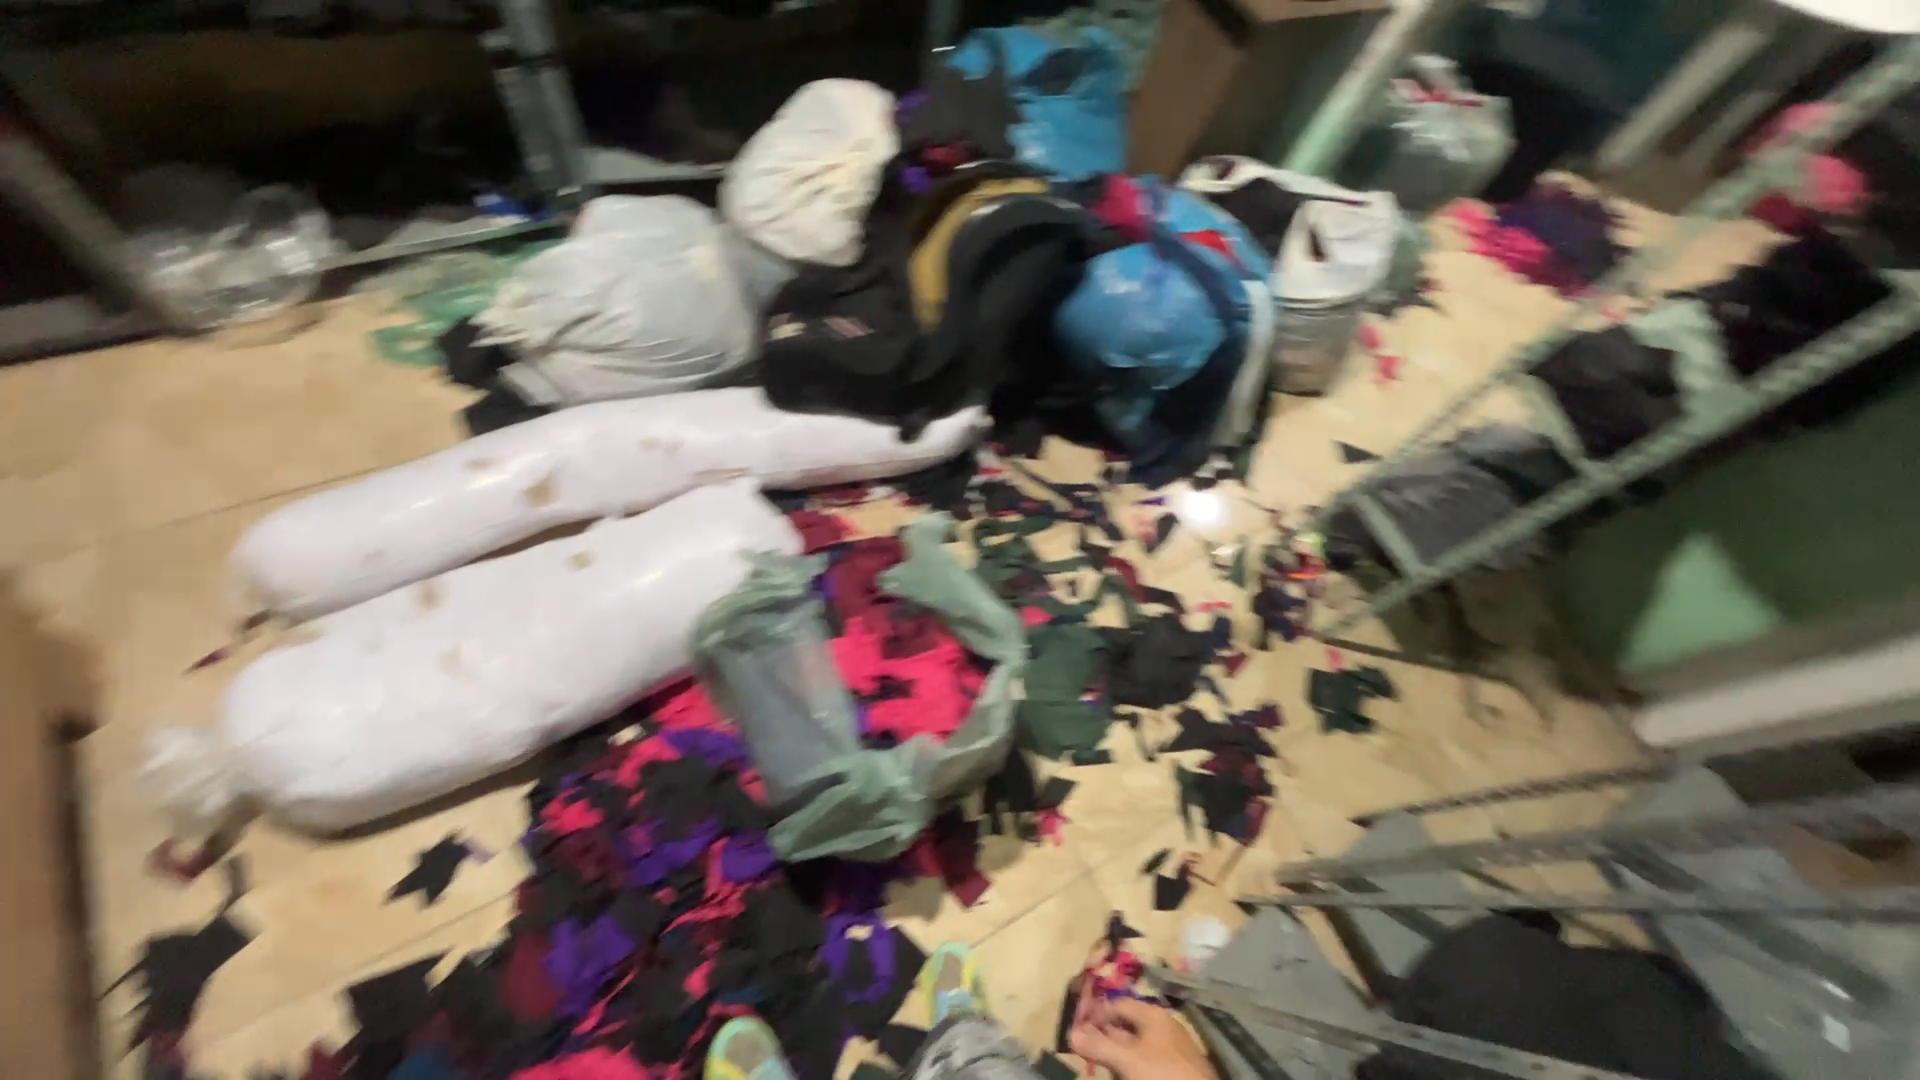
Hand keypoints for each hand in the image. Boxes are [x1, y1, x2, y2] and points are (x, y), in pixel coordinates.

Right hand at [1069, 993, 1216, 1079]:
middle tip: (1084, 1048)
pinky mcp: (1174, 1069)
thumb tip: (1070, 1033)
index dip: (1096, 1013)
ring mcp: (1170, 1049)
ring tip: (1100, 1064)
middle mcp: (1162, 1026)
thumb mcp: (1128, 1061)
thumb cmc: (1164, 1074)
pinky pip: (1145, 1061)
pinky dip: (1130, 1065)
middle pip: (1125, 1025)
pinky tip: (1121, 1073)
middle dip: (1104, 1036)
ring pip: (1135, 1045)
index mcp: (1153, 1015)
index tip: (1077, 1027)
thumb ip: (1099, 1046)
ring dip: (1116, 1053)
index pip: (1117, 1004)